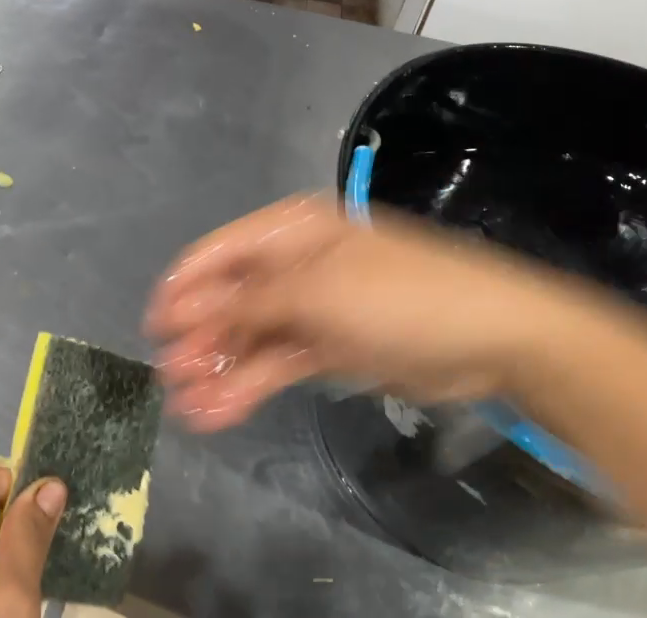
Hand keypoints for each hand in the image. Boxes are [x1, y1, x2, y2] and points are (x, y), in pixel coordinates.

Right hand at [144, 194, 597, 428]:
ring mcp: (312, 309)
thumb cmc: (400, 297)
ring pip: (249, 338)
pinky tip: (218, 413)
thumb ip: (245, 302)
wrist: (495, 339)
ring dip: (218, 370)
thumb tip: (182, 307)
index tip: (152, 328)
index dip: (183, 289)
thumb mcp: (316, 293)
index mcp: (290, 232)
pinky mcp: (329, 348)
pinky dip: (248, 386)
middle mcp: (294, 266)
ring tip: (186, 408)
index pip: (219, 255)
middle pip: (230, 300)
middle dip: (198, 338)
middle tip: (166, 378)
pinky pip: (276, 364)